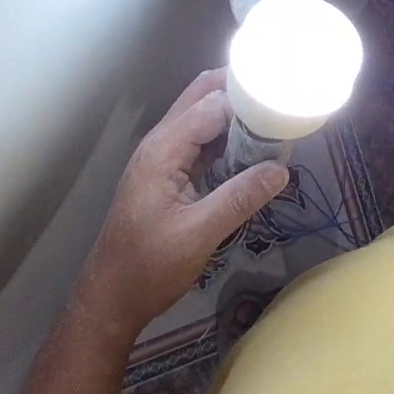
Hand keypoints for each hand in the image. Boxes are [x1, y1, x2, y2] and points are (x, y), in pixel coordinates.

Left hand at [80, 69, 289, 340]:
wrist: (110, 301)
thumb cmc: (149, 268)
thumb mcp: (199, 235)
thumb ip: (239, 198)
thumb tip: (281, 169)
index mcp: (163, 150)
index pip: (211, 104)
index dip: (246, 101)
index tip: (283, 106)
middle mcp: (161, 142)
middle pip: (202, 95)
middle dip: (239, 92)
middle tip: (278, 103)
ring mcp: (163, 156)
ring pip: (202, 115)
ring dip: (234, 114)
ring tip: (273, 123)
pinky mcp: (169, 172)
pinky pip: (201, 139)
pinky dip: (226, 136)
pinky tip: (251, 150)